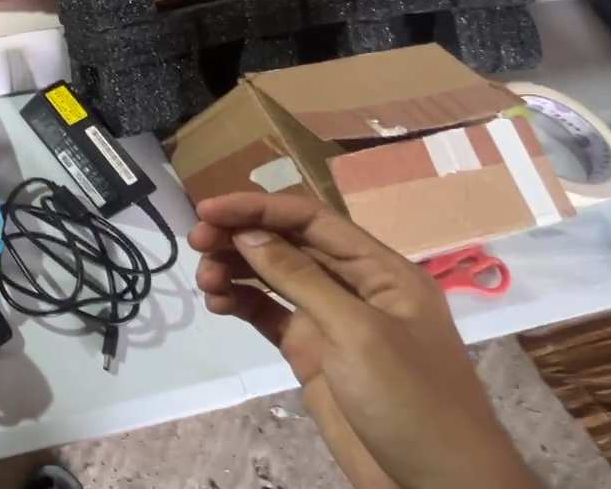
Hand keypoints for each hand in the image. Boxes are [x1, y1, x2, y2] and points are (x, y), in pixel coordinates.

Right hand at [190, 193, 537, 488]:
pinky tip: (218, 305)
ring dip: (232, 268)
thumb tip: (246, 232)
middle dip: (237, 236)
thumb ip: (299, 278)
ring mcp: (330, 319)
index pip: (310, 219)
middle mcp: (354, 287)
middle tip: (196, 244)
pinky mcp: (309, 348)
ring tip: (207, 283)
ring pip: (267, 273)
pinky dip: (237, 300)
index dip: (256, 207)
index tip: (206, 210)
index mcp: (381, 273)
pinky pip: (263, 309)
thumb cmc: (414, 404)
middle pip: (283, 241)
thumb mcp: (358, 334)